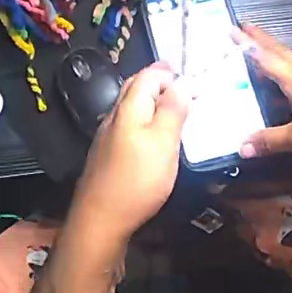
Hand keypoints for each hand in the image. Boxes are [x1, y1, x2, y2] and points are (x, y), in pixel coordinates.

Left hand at [68, 63, 190, 248]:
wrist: (99, 220)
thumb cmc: (137, 180)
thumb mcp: (164, 142)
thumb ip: (173, 109)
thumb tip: (183, 81)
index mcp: (129, 108)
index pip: (148, 76)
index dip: (170, 72)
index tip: (192, 77)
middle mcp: (114, 116)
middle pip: (136, 87)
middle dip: (159, 80)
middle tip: (182, 83)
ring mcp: (107, 136)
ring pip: (131, 106)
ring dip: (152, 99)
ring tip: (173, 105)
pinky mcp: (107, 154)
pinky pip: (128, 124)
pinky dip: (144, 118)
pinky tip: (153, 132)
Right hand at [235, 24, 291, 173]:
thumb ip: (270, 140)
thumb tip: (241, 147)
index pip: (266, 57)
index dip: (248, 44)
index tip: (233, 28)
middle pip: (281, 53)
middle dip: (261, 41)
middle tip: (244, 28)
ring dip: (275, 56)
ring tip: (258, 53)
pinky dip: (287, 73)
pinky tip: (285, 83)